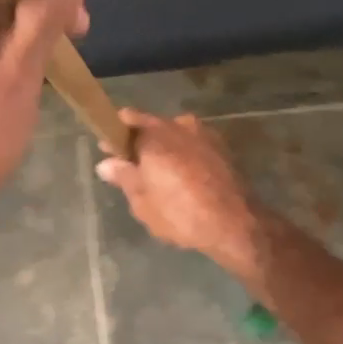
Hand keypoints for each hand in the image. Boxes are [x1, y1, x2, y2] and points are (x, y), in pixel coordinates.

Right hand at [96, 110, 264, 274]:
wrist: (236, 224)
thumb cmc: (181, 214)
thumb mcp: (143, 203)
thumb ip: (124, 177)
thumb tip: (106, 163)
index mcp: (154, 135)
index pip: (127, 119)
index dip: (115, 134)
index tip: (109, 151)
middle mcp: (178, 125)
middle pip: (151, 125)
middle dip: (140, 141)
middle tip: (133, 166)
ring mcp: (203, 133)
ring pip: (174, 133)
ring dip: (164, 147)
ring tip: (160, 175)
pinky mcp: (221, 146)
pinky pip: (192, 143)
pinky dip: (183, 154)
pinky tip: (183, 177)